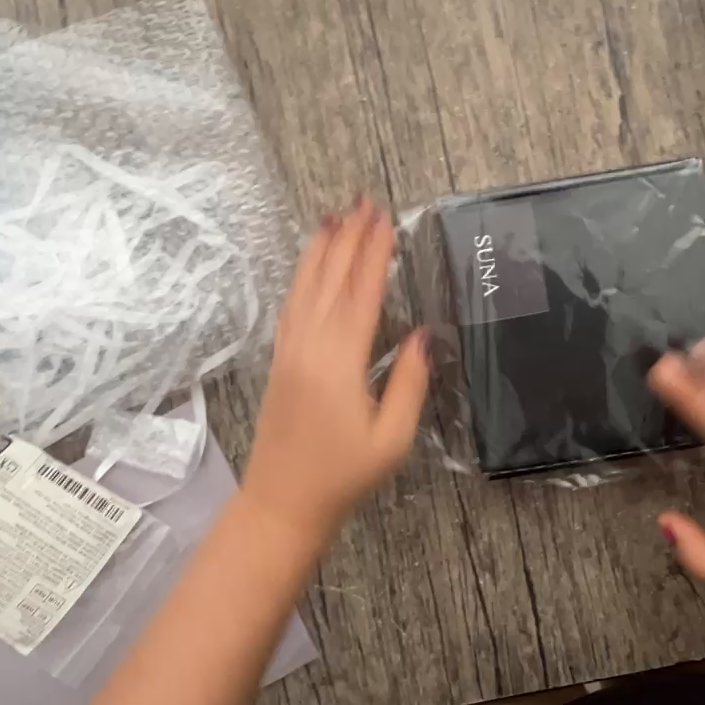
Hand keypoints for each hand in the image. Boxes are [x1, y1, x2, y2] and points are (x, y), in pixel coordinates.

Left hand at [240, 196, 429, 539]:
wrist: (281, 504)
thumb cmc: (343, 476)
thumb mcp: (392, 439)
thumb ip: (411, 383)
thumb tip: (425, 334)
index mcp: (341, 361)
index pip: (361, 292)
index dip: (375, 252)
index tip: (386, 219)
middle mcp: (311, 345)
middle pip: (331, 278)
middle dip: (349, 236)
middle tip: (364, 201)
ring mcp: (290, 350)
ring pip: (305, 286)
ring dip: (322, 248)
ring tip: (335, 216)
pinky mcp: (280, 359)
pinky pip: (291, 305)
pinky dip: (302, 275)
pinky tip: (310, 263)